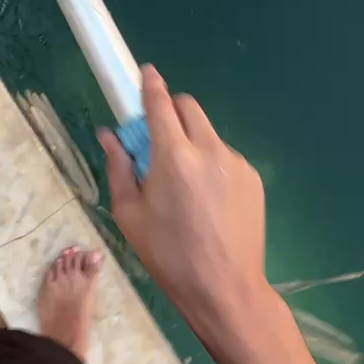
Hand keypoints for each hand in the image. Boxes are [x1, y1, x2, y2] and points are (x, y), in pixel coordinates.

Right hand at [101, 66, 270, 333]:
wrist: (226, 290)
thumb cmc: (168, 255)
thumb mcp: (130, 214)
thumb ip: (120, 166)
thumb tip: (110, 135)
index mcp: (173, 157)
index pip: (160, 103)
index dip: (150, 85)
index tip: (145, 74)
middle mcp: (208, 150)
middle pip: (189, 107)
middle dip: (172, 111)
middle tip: (159, 139)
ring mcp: (236, 163)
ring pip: (207, 133)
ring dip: (191, 141)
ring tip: (185, 183)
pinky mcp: (253, 178)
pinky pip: (225, 156)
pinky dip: (211, 163)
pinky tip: (207, 199)